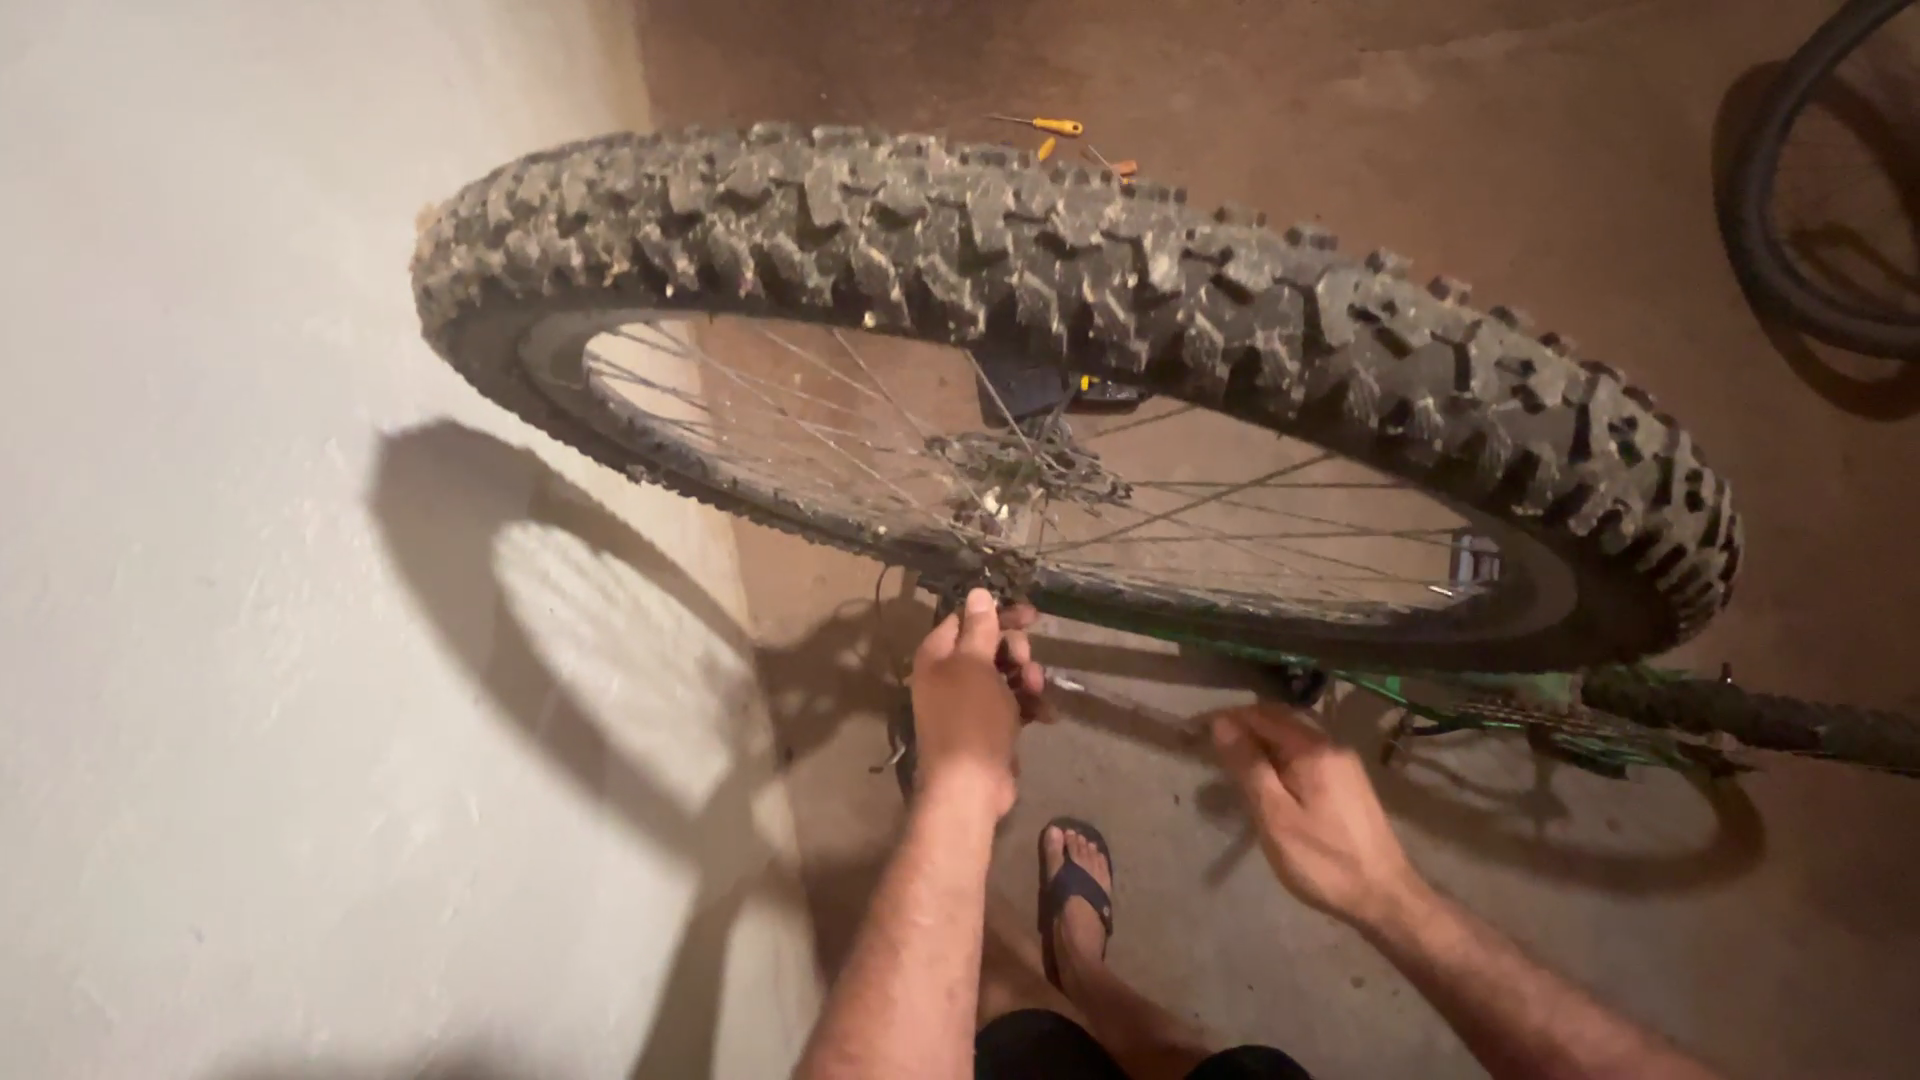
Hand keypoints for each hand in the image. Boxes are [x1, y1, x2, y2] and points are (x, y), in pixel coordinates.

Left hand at [910, 588, 1046, 815]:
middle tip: (1025, 664)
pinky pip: (1014, 703)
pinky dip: (1030, 705)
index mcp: (938, 655)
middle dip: (1016, 651)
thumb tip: (977, 592)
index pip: (967, 619)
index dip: (999, 614)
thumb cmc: (969, 718)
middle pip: (990, 645)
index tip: (1032, 616)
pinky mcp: (989, 725)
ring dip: (1027, 678)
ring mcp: (970, 702)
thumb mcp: (975, 665)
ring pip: (1006, 674)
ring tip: (1036, 692)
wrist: (970, 786)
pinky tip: (1047, 715)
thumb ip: (979, 628)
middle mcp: (949, 674)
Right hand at [1209, 703, 1423, 928]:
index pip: (1260, 715)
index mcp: (1312, 749)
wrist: (1386, 899)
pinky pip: (1305, 753)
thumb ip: (1248, 765)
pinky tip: (1268, 779)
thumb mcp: (1274, 815)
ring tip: (1234, 763)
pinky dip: (1279, 755)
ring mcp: (1343, 763)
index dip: (1226, 719)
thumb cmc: (1323, 860)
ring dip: (1261, 741)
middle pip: (1278, 719)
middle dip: (1243, 726)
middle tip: (1212, 748)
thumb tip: (1221, 723)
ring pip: (1292, 736)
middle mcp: (1331, 745)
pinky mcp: (1348, 781)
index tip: (1197, 732)